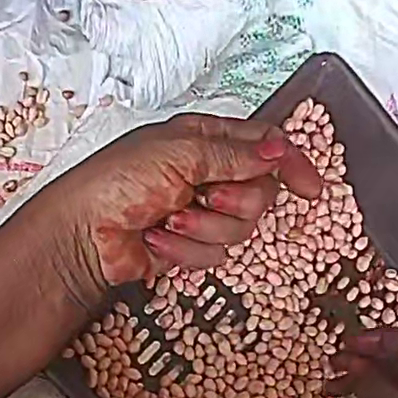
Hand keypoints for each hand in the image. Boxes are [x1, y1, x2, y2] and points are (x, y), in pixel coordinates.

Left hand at [26, 113, 324, 309]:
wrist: (85, 234)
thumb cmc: (121, 181)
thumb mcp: (179, 154)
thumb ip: (233, 155)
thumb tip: (279, 153)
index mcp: (208, 141)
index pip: (265, 148)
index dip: (291, 165)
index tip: (312, 189)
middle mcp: (210, 176)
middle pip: (260, 195)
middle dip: (236, 201)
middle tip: (205, 198)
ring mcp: (202, 215)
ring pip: (240, 231)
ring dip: (204, 229)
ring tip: (169, 221)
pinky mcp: (191, 249)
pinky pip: (214, 256)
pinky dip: (185, 251)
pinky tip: (157, 241)